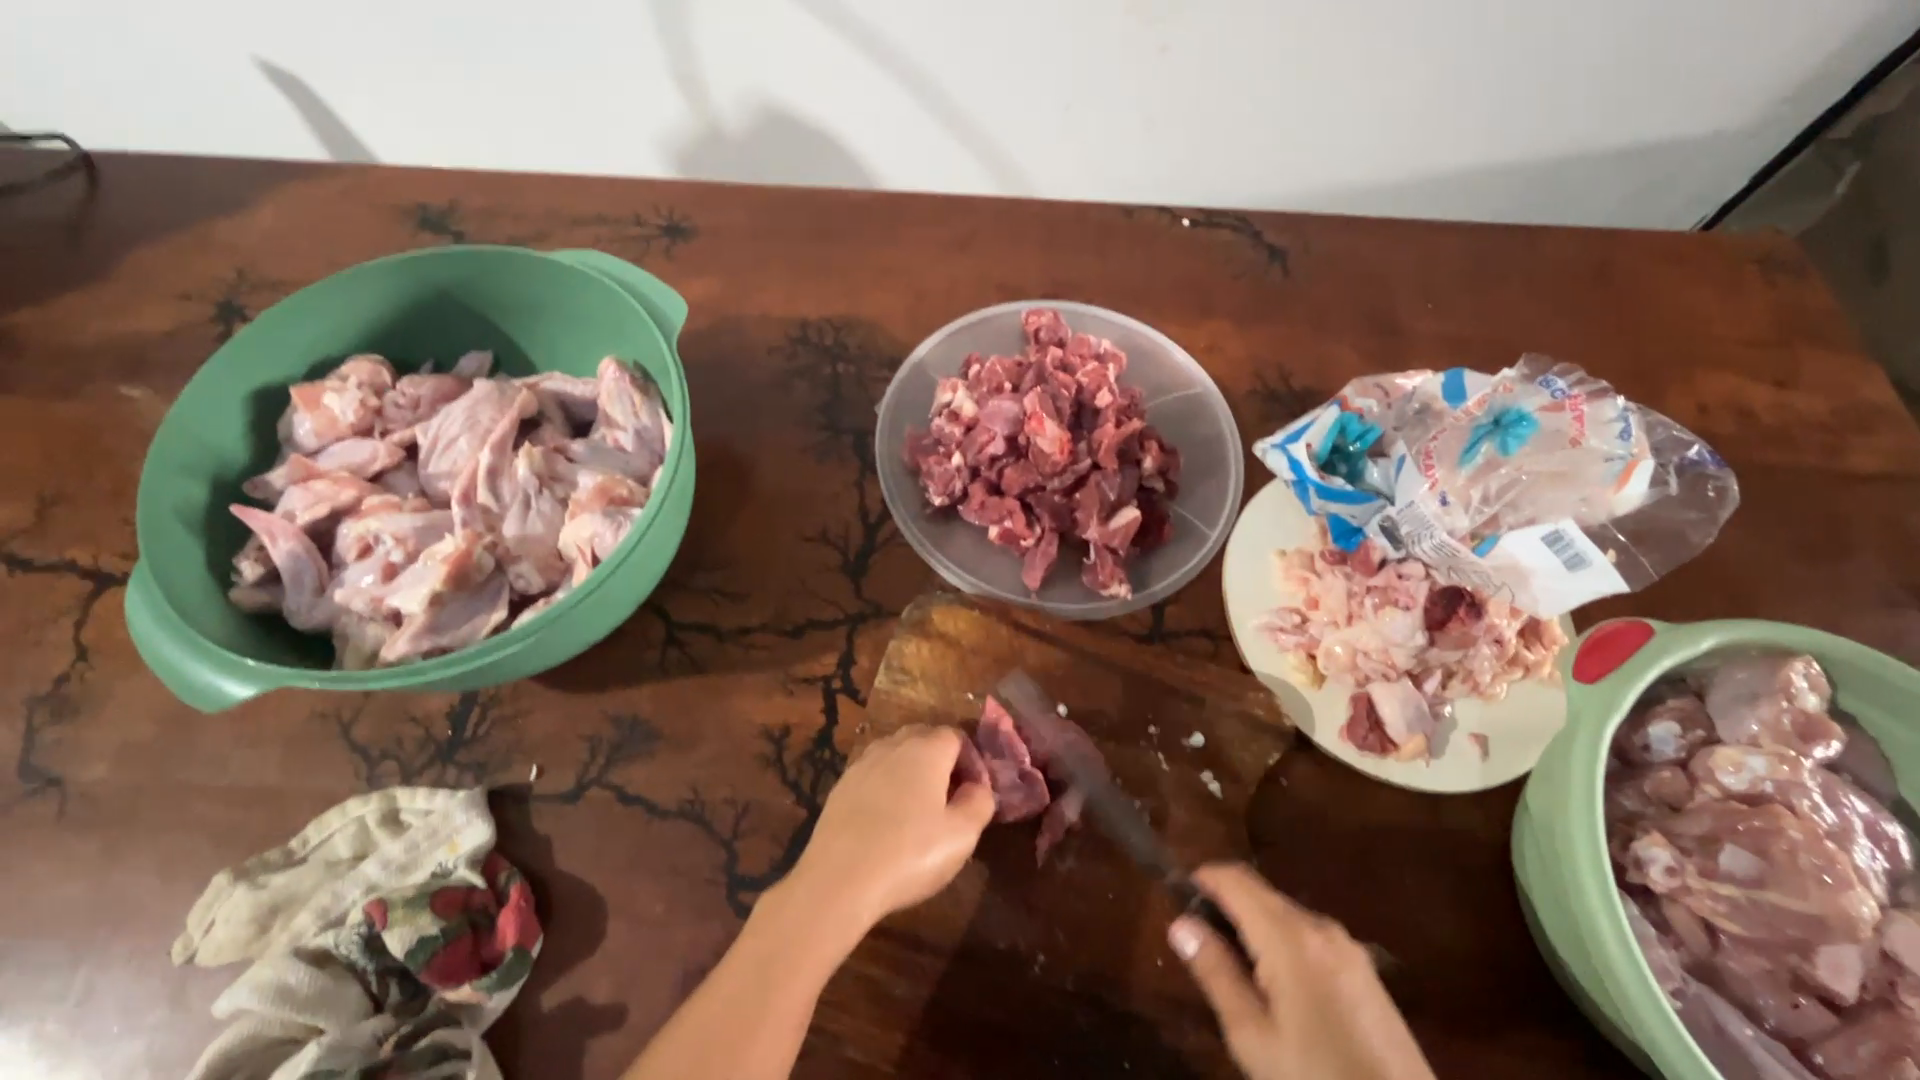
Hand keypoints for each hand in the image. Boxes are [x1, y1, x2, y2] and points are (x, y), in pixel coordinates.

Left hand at [785, 725, 995, 935]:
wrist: (838, 880)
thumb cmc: (909, 854)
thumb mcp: (962, 834)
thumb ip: (980, 802)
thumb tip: (978, 787)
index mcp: (926, 750)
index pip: (956, 736)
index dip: (972, 761)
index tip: (976, 793)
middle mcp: (891, 746)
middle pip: (923, 738)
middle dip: (942, 761)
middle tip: (951, 798)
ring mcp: (861, 765)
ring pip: (895, 755)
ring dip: (912, 773)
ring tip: (920, 810)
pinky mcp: (840, 787)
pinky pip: (873, 776)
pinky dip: (886, 788)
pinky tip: (888, 821)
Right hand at [1169, 863, 1434, 1079]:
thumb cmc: (1315, 1075)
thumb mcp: (1252, 1035)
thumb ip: (1215, 973)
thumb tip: (1181, 923)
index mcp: (1290, 937)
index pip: (1235, 878)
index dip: (1201, 878)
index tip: (1175, 898)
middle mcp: (1321, 927)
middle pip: (1260, 894)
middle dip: (1224, 908)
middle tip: (1198, 948)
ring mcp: (1348, 947)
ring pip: (1284, 916)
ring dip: (1252, 928)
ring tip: (1233, 974)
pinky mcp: (1363, 970)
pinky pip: (1308, 938)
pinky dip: (1281, 945)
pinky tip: (1276, 991)